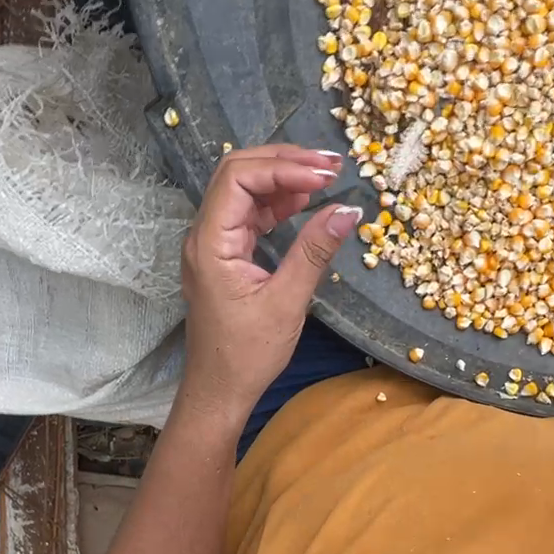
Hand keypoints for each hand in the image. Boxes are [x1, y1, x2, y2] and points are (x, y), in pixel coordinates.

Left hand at [178, 145, 361, 420]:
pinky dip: (277, 204)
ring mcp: (213, 245)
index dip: (283, 168)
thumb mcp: (286, 303)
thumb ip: (314, 252)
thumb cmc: (247, 355)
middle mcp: (205, 236)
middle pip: (237, 174)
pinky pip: (249, 216)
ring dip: (282, 180)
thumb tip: (348, 210)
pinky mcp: (226, 257)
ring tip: (325, 178)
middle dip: (283, 163)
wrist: (220, 391)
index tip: (325, 176)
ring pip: (243, 192)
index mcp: (210, 244)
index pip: (239, 179)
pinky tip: (305, 202)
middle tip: (330, 165)